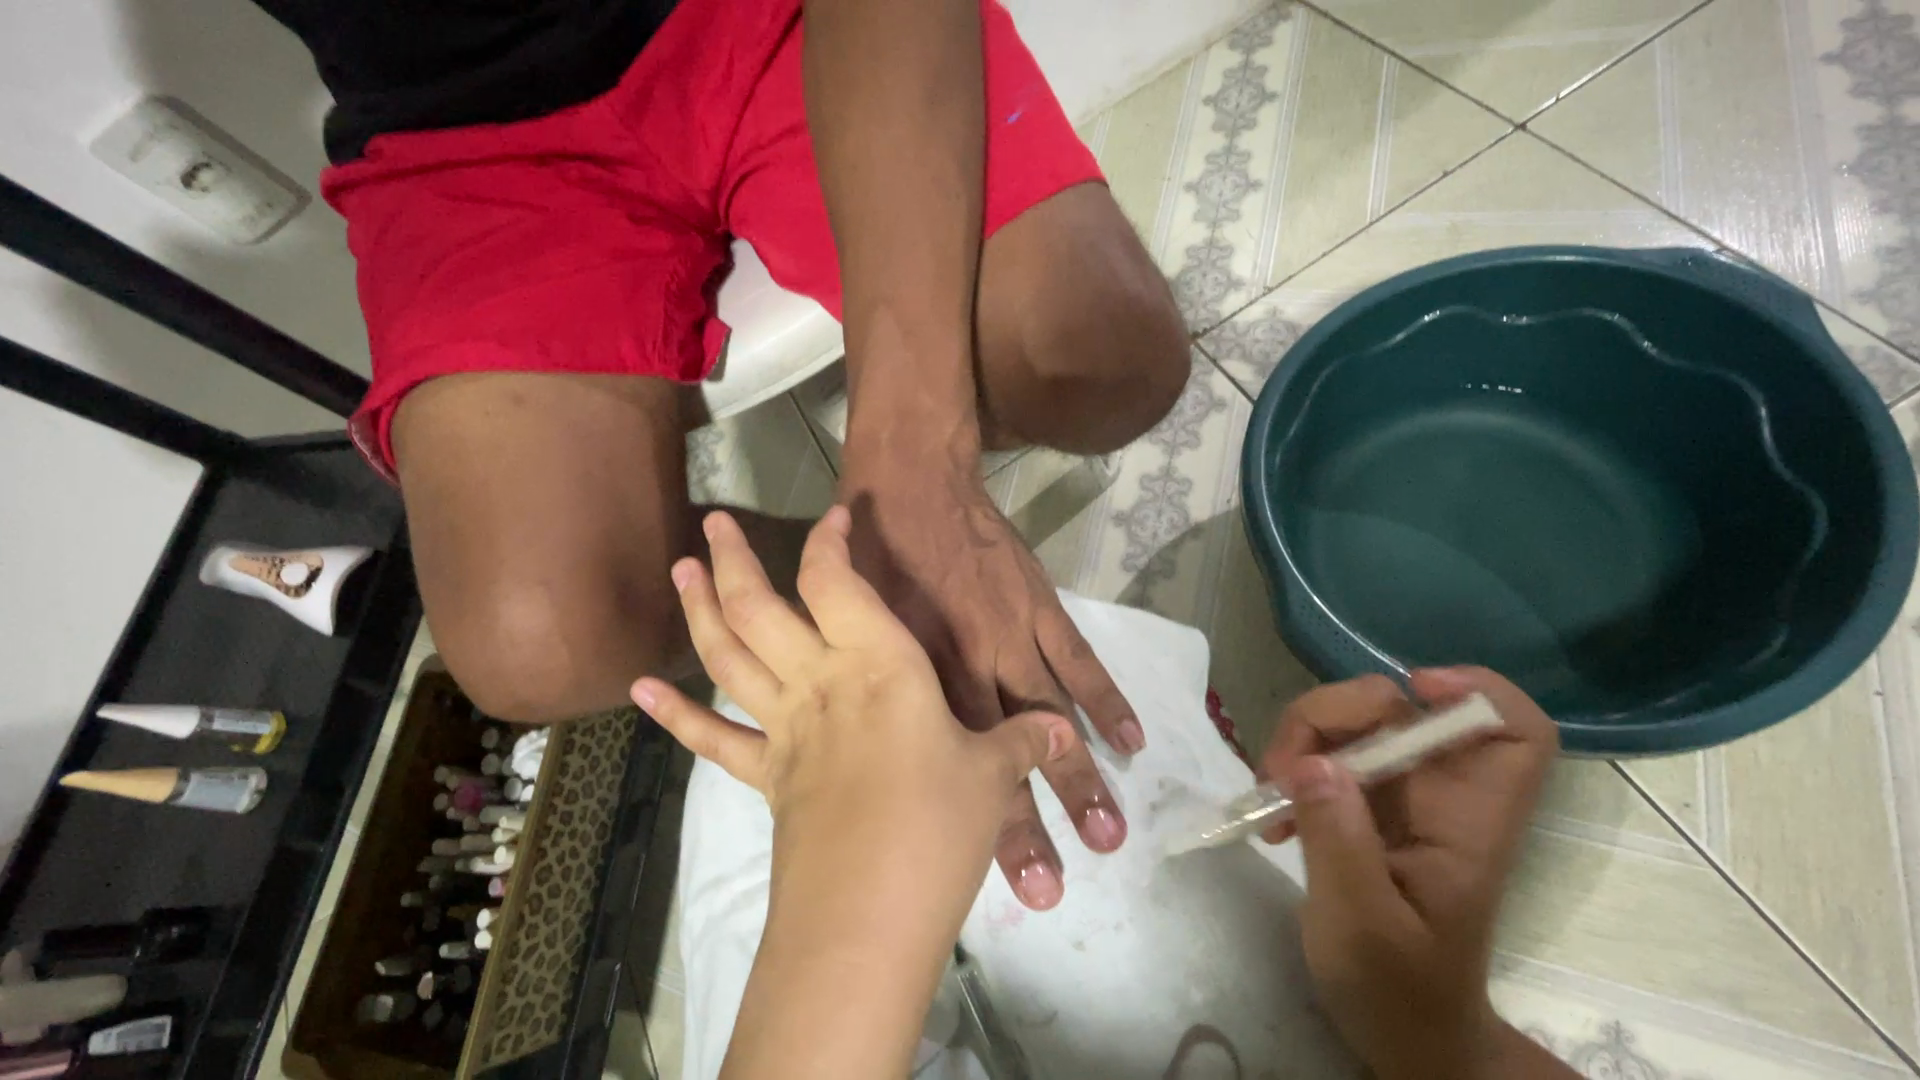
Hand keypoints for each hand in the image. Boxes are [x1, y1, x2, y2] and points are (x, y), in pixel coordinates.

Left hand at [631, 507, 1075, 934]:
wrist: (871, 912)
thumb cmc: (936, 825)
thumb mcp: (992, 777)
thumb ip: (1024, 740)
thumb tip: (1064, 729)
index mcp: (875, 663)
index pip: (837, 581)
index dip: (830, 542)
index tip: (834, 517)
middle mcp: (818, 681)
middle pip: (760, 605)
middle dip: (734, 559)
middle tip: (714, 522)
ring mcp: (784, 728)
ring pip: (727, 655)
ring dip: (700, 610)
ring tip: (679, 570)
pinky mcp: (766, 776)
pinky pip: (714, 738)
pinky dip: (674, 713)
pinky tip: (641, 688)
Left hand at [839, 463, 1141, 909]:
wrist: (909, 486)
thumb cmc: (874, 562)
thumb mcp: (862, 633)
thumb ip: (881, 690)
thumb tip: (898, 756)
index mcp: (914, 680)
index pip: (947, 766)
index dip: (964, 819)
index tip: (988, 882)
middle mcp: (965, 668)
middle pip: (998, 758)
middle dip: (1027, 824)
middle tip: (1053, 893)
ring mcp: (1009, 637)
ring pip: (1047, 718)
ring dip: (1077, 776)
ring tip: (1110, 835)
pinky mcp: (1038, 608)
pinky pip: (1077, 660)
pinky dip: (1105, 699)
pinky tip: (1130, 742)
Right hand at [1260, 668, 1559, 1079]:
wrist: (1401, 1032)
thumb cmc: (1398, 991)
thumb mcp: (1361, 926)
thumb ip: (1340, 843)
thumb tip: (1312, 762)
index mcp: (1469, 822)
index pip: (1515, 733)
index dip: (1474, 692)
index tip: (1411, 691)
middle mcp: (1440, 796)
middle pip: (1403, 709)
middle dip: (1334, 716)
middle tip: (1283, 767)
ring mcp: (1399, 798)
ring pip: (1355, 725)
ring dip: (1301, 742)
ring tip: (1269, 797)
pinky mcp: (1363, 806)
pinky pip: (1327, 756)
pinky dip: (1291, 769)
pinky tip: (1272, 814)